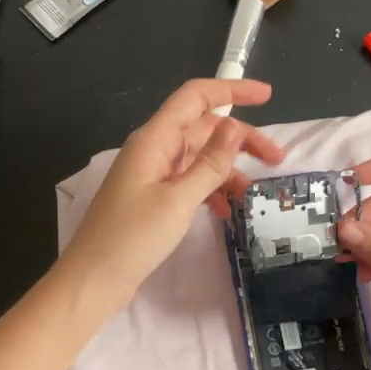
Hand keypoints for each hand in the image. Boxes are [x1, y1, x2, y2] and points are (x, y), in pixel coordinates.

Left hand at [59, 79, 283, 309]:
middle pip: (204, 128)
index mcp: (154, 140)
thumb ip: (209, 164)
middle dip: (241, 139)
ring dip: (229, 170)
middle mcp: (154, 149)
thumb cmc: (132, 238)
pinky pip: (190, 182)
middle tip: (276, 158)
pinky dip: (211, 191)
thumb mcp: (178, 201)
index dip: (231, 90)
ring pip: (200, 158)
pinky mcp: (154, 198)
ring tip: (254, 193)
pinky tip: (227, 211)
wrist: (94, 278)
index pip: (195, 98)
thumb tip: (234, 126)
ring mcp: (153, 174)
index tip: (266, 95)